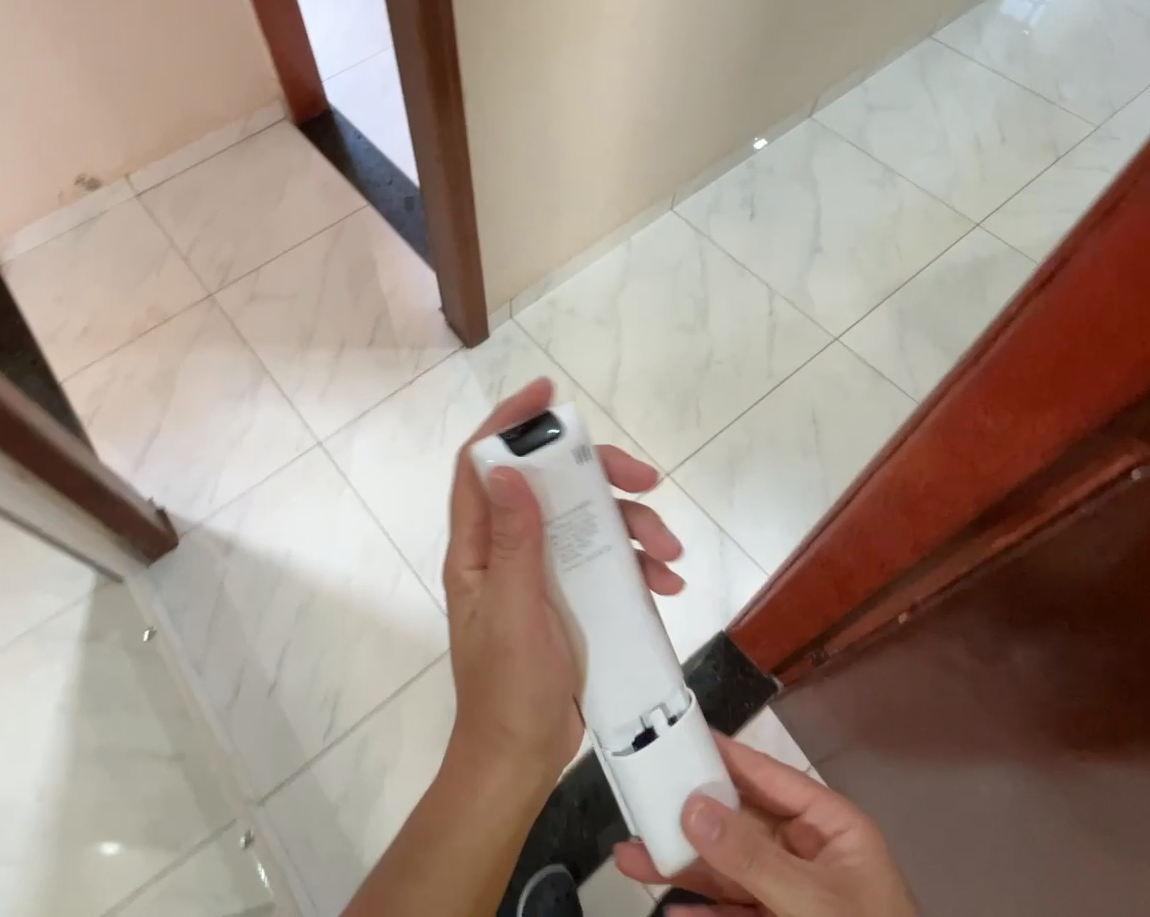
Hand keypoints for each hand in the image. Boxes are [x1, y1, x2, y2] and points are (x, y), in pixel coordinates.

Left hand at [441, 377, 683, 785]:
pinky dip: (638, 565)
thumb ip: (514, 542)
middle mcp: (509, 547)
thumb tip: (510, 468)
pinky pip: (606, 562)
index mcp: (479, 546)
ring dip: (633, 525)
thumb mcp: (514, 612)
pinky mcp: (572, 595)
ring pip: (588, 520)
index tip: (549, 394)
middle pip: (551, 484)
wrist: (523, 755)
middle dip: (600, 473)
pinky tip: (667, 584)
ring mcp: (543, 571)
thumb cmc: (508, 687)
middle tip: (647, 479)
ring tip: (670, 552)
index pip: (483, 464)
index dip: (510, 422)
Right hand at [616, 735, 915, 916]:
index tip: (678, 736)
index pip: (768, 777)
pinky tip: (675, 911)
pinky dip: (704, 912)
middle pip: (737, 825)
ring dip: (682, 868)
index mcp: (831, 828)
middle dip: (688, 820)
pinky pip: (735, 911)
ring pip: (728, 870)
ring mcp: (795, 895)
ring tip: (633, 859)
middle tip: (640, 807)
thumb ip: (752, 857)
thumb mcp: (812, 901)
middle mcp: (809, 854)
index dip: (724, 755)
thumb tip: (694, 808)